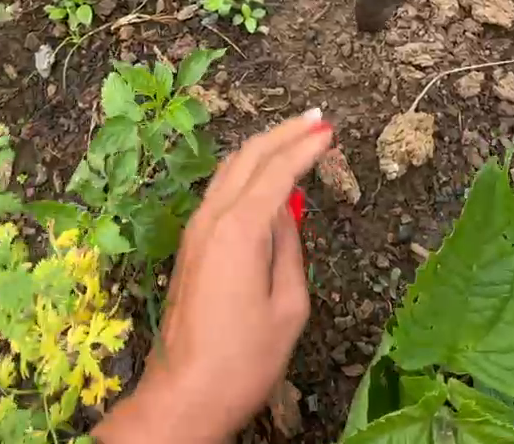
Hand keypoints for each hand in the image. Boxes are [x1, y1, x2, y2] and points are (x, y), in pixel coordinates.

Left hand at [94, 112, 334, 443]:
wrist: (184, 394)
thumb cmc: (244, 359)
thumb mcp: (289, 307)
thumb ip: (290, 248)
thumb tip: (286, 209)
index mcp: (240, 229)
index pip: (278, 170)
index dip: (305, 146)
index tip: (329, 129)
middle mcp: (213, 217)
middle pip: (250, 155)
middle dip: (284, 132)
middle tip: (316, 118)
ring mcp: (196, 227)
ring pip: (231, 167)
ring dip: (263, 145)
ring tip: (295, 134)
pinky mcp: (191, 242)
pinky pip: (221, 188)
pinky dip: (247, 168)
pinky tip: (265, 170)